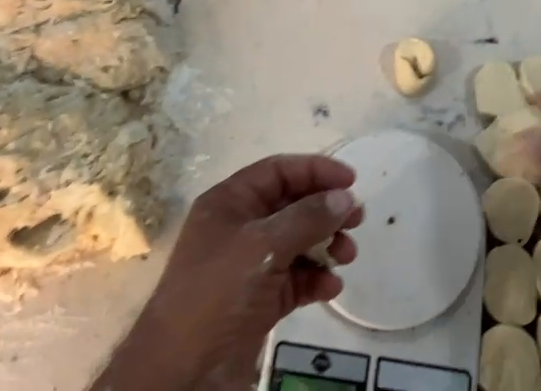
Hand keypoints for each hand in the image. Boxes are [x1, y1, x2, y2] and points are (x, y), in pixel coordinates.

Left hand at [94, 155, 362, 390]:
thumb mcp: (262, 247)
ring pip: (298, 243)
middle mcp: (240, 229)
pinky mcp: (260, 300)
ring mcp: (250, 266)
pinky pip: (296, 279)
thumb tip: (344, 197)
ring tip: (347, 256)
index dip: (314, 170)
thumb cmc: (217, 294)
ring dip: (326, 245)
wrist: (182, 370)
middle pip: (292, 205)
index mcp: (229, 203)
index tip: (352, 180)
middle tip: (358, 220)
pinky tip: (330, 287)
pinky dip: (316, 279)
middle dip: (326, 211)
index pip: (277, 172)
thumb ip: (307, 217)